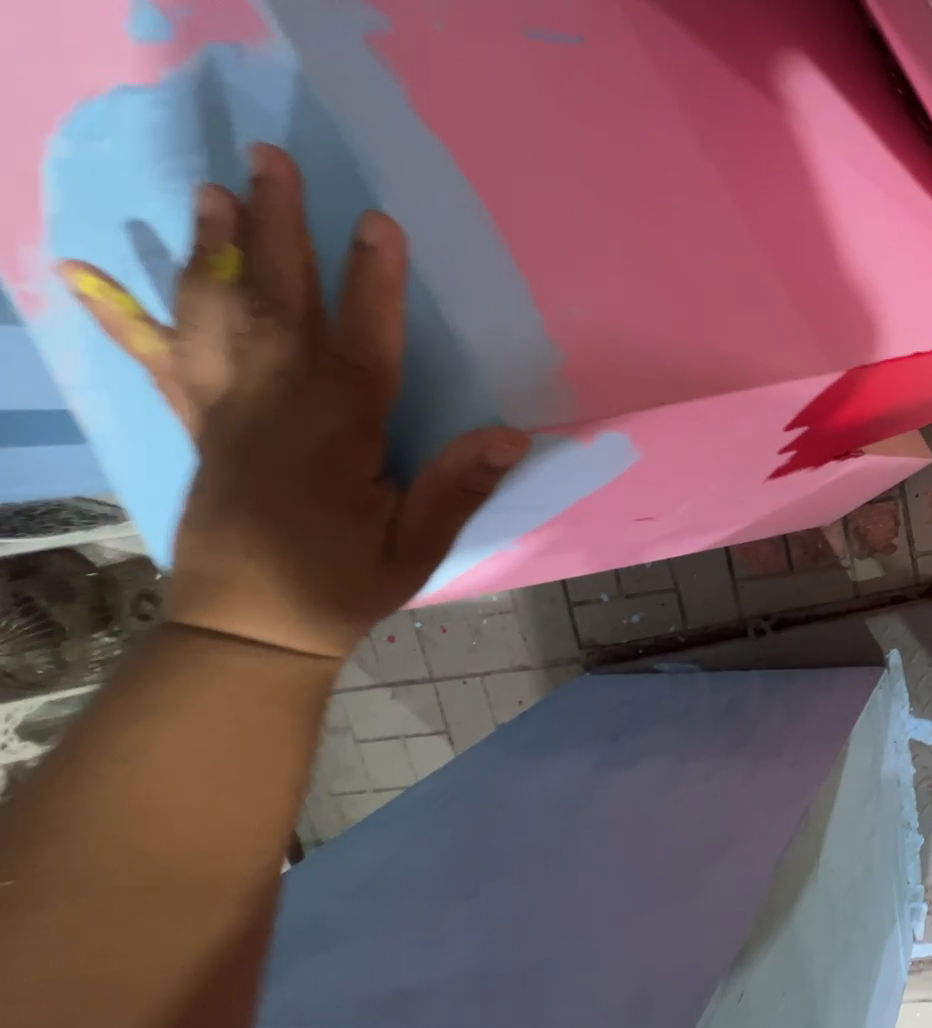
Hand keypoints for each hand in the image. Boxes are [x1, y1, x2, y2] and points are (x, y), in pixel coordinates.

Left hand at [59, 144, 528, 658]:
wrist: (248, 627)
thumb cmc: (344, 585)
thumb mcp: (417, 548)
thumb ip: (456, 488)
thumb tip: (510, 434)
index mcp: (335, 440)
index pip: (361, 349)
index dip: (372, 286)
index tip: (378, 224)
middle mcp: (272, 412)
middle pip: (278, 309)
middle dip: (280, 232)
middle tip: (272, 160)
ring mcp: (224, 414)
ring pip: (215, 320)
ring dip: (212, 250)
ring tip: (213, 190)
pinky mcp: (199, 426)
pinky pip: (159, 362)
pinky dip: (123, 315)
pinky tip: (85, 271)